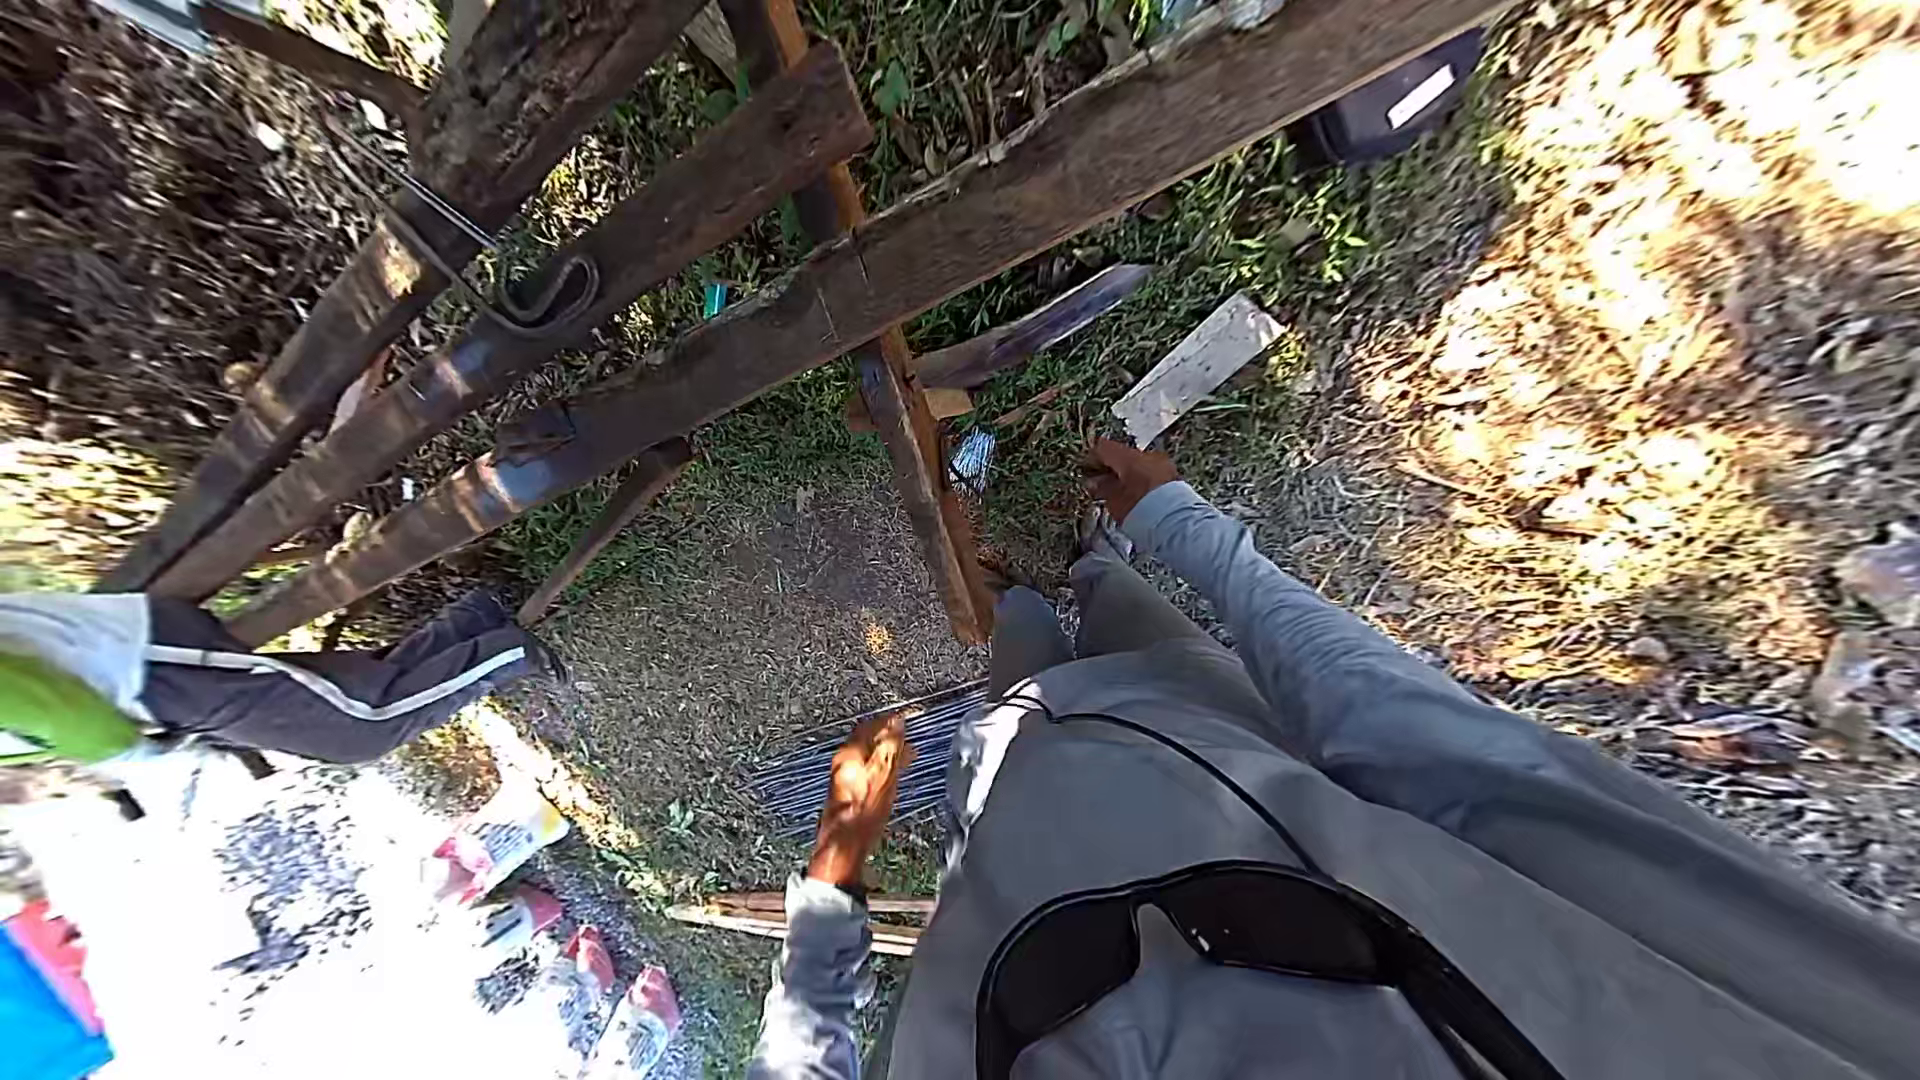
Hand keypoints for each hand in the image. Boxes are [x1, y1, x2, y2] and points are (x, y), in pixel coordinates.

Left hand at [806, 714, 913, 887]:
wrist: (845, 850)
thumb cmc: (861, 816)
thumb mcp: (884, 777)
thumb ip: (891, 748)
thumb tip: (897, 724)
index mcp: (849, 754)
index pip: (870, 725)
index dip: (890, 719)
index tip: (906, 717)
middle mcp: (843, 763)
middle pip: (868, 739)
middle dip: (890, 734)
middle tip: (909, 734)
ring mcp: (845, 777)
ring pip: (870, 754)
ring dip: (888, 750)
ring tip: (908, 751)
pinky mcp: (850, 791)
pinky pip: (869, 768)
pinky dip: (884, 765)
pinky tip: (895, 771)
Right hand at [1085, 438, 1178, 525]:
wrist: (1176, 525)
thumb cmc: (1142, 512)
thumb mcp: (1114, 502)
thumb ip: (1102, 488)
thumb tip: (1094, 482)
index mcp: (1130, 458)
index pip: (1104, 448)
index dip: (1092, 458)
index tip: (1086, 470)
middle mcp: (1148, 456)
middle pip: (1123, 455)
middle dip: (1111, 468)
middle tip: (1100, 484)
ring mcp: (1163, 465)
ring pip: (1138, 464)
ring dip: (1127, 475)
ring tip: (1118, 493)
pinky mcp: (1174, 477)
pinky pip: (1151, 473)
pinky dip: (1140, 481)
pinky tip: (1135, 496)